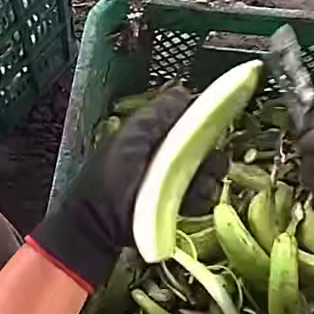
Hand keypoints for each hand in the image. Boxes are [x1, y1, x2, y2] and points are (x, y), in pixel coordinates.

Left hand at [30, 87, 222, 289]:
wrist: (100, 223)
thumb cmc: (111, 176)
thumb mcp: (133, 135)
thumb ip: (159, 112)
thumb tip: (185, 90)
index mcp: (156, 132)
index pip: (192, 119)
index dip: (206, 122)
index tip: (213, 127)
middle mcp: (169, 153)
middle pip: (207, 147)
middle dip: (210, 156)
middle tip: (201, 165)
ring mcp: (176, 180)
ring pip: (209, 172)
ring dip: (207, 179)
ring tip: (192, 188)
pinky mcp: (180, 205)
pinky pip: (204, 197)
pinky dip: (200, 200)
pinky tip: (188, 203)